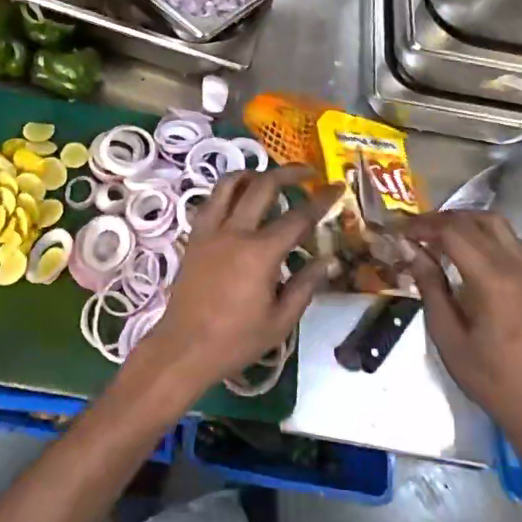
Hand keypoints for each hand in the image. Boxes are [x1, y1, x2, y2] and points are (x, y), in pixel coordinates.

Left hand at [131, 167, 341, 394]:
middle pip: (263, 186)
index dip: (321, 200)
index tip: (336, 188)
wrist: (184, 348)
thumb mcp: (281, 321)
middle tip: (308, 174)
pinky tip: (238, 200)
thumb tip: (329, 260)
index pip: (299, 217)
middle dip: (289, 173)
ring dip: (253, 173)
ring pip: (229, 184)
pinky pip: (211, 201)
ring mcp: (210, 231)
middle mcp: (235, 232)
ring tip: (269, 177)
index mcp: (260, 253)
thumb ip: (306, 285)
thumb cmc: (236, 340)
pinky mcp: (194, 236)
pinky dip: (227, 191)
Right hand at [400, 211, 521, 452]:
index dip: (421, 226)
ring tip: (436, 234)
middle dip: (439, 220)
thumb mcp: (445, 332)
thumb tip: (410, 249)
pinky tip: (467, 248)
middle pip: (473, 220)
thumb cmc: (485, 373)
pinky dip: (484, 231)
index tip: (397, 232)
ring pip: (494, 222)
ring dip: (463, 220)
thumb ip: (429, 284)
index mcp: (491, 278)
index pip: (451, 232)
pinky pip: (508, 237)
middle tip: (412, 231)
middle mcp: (513, 264)